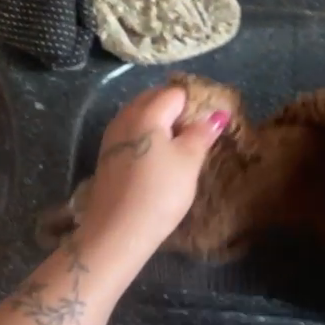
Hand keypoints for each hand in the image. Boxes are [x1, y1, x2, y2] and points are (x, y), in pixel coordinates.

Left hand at [76, 85, 227, 270]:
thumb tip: (217, 114)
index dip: (196, 102)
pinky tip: (158, 157)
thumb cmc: (158, 193)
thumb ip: (202, 133)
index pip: (176, 92)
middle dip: (177, 108)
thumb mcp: (189, 161)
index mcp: (147, 112)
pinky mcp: (108, 155)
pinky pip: (131, 132)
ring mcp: (113, 136)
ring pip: (141, 115)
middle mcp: (125, 116)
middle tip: (199, 131)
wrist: (116, 232)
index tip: (211, 121)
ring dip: (161, 122)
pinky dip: (147, 136)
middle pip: (155, 98)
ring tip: (181, 146)